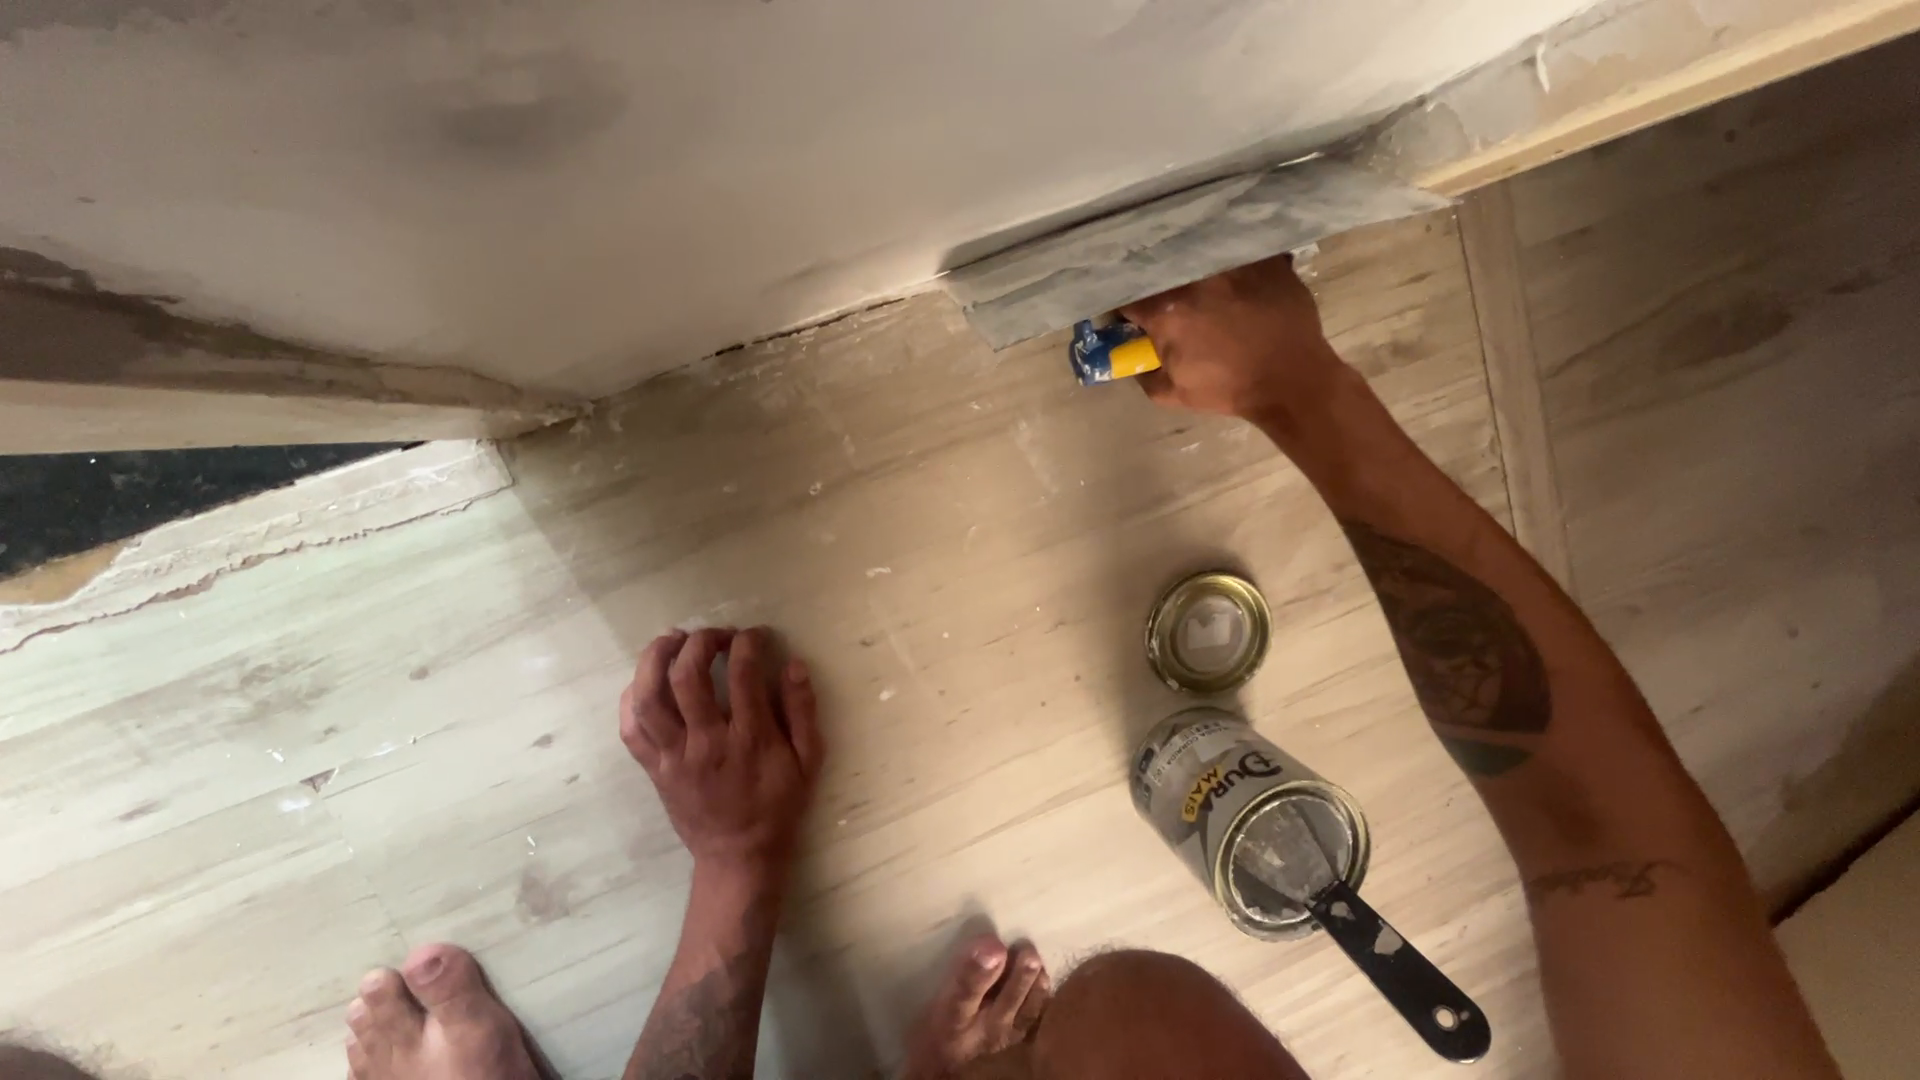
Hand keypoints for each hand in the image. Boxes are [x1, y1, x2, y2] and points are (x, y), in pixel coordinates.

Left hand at [619, 627, 824, 883]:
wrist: (738, 856)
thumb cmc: (778, 806)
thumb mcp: (809, 760)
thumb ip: (803, 711)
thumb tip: (794, 665)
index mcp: (750, 738)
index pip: (743, 673)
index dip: (748, 642)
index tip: (756, 635)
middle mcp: (706, 742)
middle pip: (688, 676)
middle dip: (700, 642)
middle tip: (716, 635)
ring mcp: (674, 756)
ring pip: (649, 698)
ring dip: (655, 659)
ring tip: (672, 640)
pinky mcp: (654, 769)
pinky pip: (631, 728)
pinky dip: (632, 697)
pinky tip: (646, 679)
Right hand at [1120, 253, 1347, 424]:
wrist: (1292, 380)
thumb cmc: (1229, 389)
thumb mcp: (1171, 394)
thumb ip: (1142, 373)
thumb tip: (1133, 355)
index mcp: (1167, 310)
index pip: (1129, 298)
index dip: (1128, 309)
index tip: (1134, 317)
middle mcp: (1195, 278)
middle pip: (1164, 271)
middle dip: (1160, 285)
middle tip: (1170, 300)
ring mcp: (1233, 263)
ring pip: (1201, 256)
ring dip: (1196, 269)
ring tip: (1205, 284)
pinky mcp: (1266, 259)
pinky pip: (1240, 251)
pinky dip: (1233, 262)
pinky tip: (1236, 276)